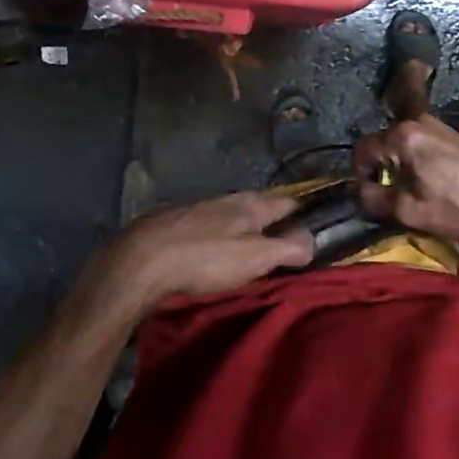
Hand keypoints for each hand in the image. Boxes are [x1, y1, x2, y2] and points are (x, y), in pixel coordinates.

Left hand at [73, 190, 313, 325]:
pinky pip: (206, 224)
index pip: (287, 200)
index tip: (317, 224)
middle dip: (272, 217)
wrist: (141, 259)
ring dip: (243, 224)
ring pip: (230, 212)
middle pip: (257, 204)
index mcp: (248, 204)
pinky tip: (212, 247)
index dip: (305, 211)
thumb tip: (312, 239)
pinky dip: (217, 233)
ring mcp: (196, 208)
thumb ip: (286, 247)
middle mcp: (224, 198)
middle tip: (287, 238)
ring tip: (252, 243)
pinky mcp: (173, 221)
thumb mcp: (254, 257)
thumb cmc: (204, 259)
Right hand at [354, 117, 458, 251]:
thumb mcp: (406, 210)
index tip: (368, 194)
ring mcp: (445, 127)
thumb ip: (371, 198)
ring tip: (415, 193)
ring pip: (408, 146)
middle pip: (386, 143)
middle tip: (391, 195)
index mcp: (403, 135)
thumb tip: (359, 191)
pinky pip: (428, 147)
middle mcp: (421, 122)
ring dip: (404, 167)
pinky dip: (423, 164)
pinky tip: (438, 187)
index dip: (359, 173)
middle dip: (382, 169)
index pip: (363, 149)